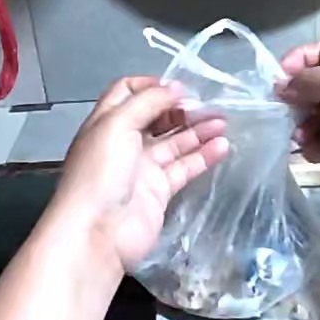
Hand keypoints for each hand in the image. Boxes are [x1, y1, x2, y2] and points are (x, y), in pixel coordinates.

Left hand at [49, 77, 230, 271]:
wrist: (97, 234)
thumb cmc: (101, 172)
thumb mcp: (118, 124)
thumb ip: (149, 101)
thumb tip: (176, 87)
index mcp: (107, 122)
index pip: (128, 92)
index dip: (151, 85)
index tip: (177, 86)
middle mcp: (124, 142)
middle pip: (156, 116)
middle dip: (180, 107)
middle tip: (204, 104)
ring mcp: (143, 167)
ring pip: (175, 141)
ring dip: (198, 129)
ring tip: (223, 121)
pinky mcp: (160, 190)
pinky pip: (185, 166)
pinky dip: (204, 155)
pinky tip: (222, 146)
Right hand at [278, 40, 319, 194]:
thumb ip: (312, 80)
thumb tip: (281, 87)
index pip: (319, 53)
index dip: (297, 62)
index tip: (278, 79)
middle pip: (313, 87)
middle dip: (294, 97)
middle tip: (281, 113)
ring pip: (315, 118)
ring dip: (301, 125)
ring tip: (298, 135)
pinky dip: (312, 148)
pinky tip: (308, 152)